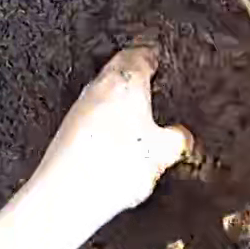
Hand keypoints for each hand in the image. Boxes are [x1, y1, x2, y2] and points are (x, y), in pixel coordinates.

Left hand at [32, 47, 191, 216]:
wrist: (67, 193)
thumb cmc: (114, 164)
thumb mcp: (163, 153)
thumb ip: (177, 139)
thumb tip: (181, 136)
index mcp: (126, 81)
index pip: (141, 55)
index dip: (153, 55)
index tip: (159, 56)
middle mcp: (100, 86)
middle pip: (119, 69)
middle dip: (134, 72)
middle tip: (150, 77)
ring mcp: (81, 107)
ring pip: (105, 91)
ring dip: (119, 96)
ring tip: (136, 109)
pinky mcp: (69, 129)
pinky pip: (94, 114)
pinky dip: (106, 117)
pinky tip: (115, 136)